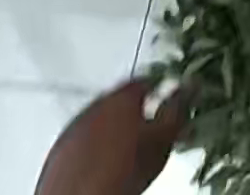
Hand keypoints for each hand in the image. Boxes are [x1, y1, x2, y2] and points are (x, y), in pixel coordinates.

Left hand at [35, 80, 191, 194]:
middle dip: (136, 110)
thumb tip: (194, 82)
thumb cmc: (125, 170)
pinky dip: (94, 147)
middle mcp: (94, 106)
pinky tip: (104, 163)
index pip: (146, 79)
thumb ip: (180, 106)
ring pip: (99, 120)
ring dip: (114, 128)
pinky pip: (81, 142)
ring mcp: (71, 132)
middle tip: (150, 127)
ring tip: (128, 148)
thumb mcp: (164, 137)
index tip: (169, 100)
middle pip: (120, 100)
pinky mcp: (55, 157)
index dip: (160, 88)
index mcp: (121, 96)